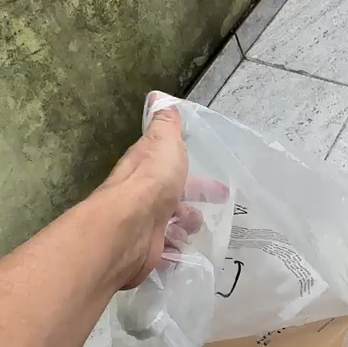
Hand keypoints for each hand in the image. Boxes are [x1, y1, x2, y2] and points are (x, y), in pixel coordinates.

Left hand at [97, 95, 227, 288]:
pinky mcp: (150, 250)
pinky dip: (179, 250)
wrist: (130, 227)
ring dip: (187, 226)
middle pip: (175, 199)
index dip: (195, 175)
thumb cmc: (151, 182)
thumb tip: (157, 96)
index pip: (173, 169)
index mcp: (149, 169)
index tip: (217, 184)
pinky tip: (186, 248)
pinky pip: (170, 250)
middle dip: (194, 204)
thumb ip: (165, 123)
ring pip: (175, 225)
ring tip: (194, 228)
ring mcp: (147, 224)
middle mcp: (145, 196)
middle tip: (217, 207)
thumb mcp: (163, 143)